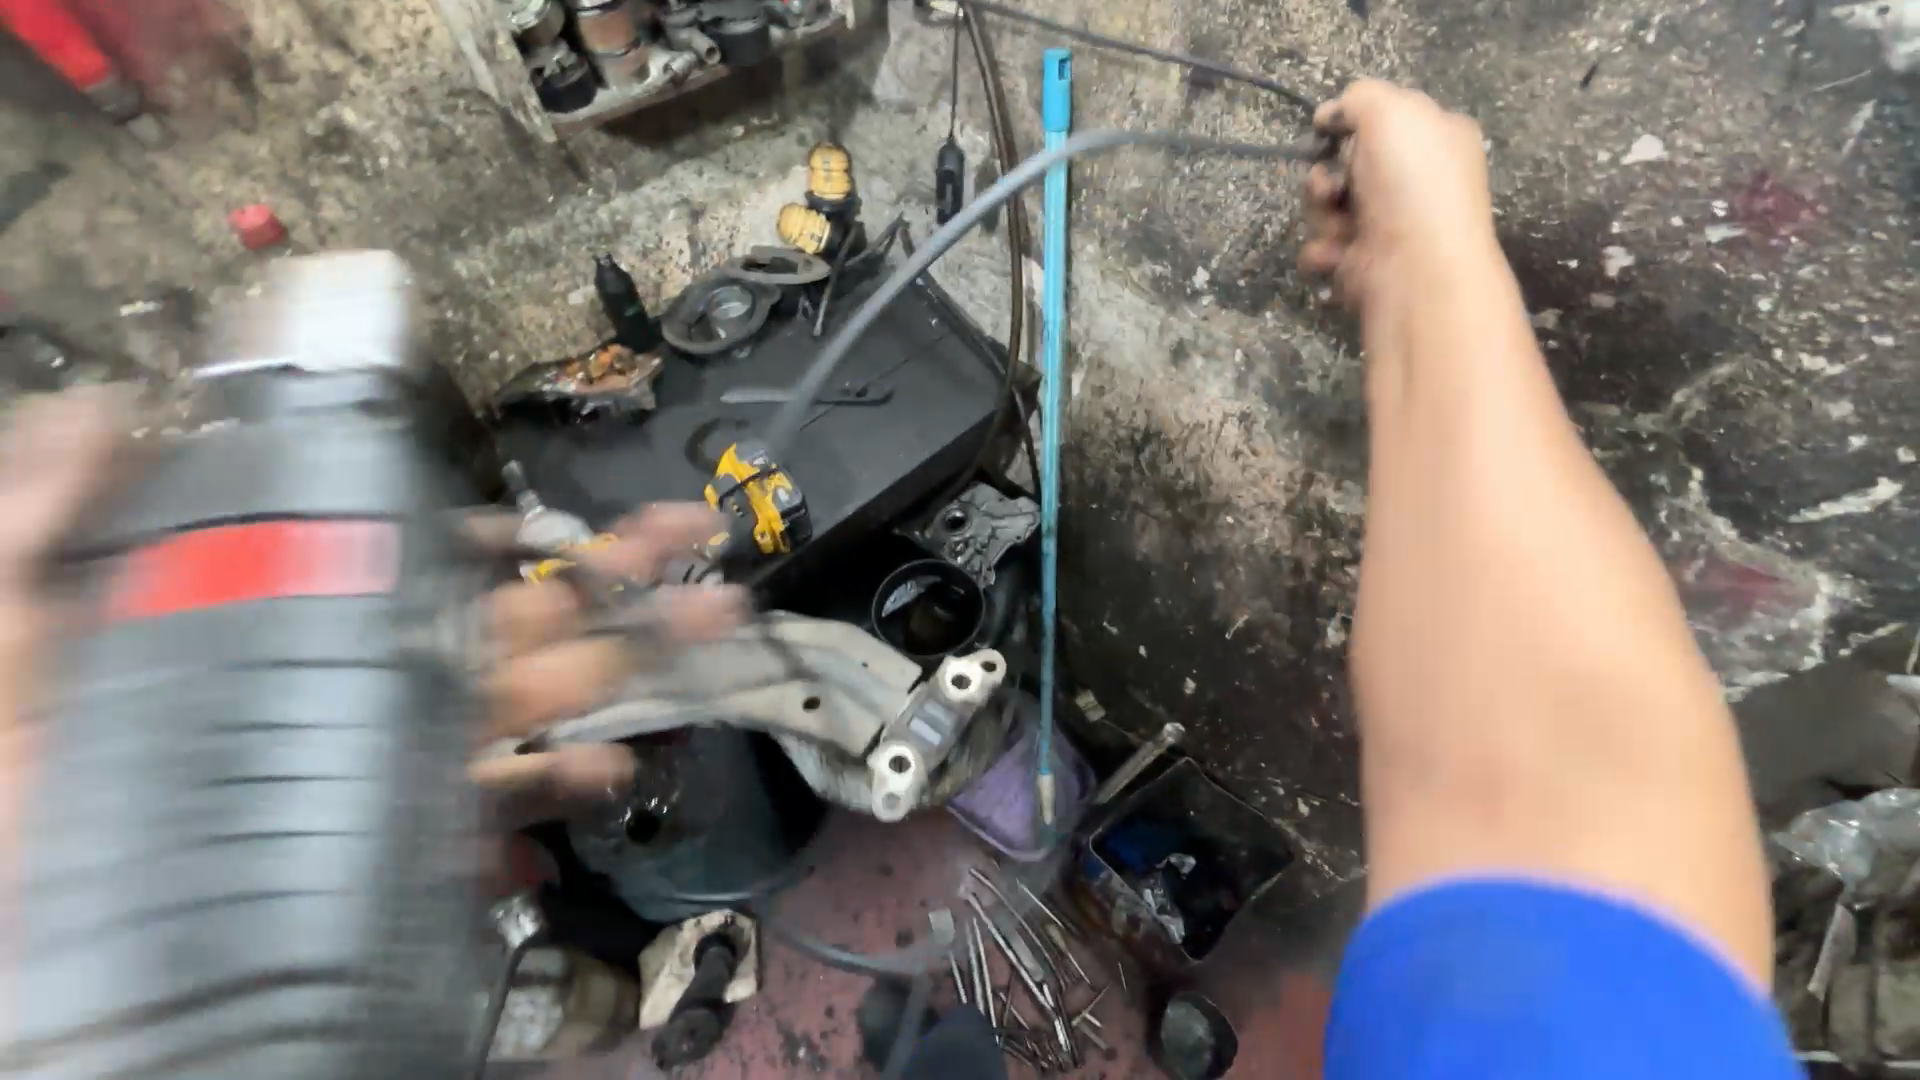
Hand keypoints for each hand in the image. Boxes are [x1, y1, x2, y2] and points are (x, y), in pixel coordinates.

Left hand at [0, 390, 745, 856]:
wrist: (37, 891)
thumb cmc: (24, 753)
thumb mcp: (16, 612)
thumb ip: (52, 508)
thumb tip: (109, 406)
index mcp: (328, 618)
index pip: (447, 561)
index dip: (528, 536)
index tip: (583, 505)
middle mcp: (393, 677)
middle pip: (535, 616)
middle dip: (628, 574)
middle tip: (699, 534)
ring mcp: (410, 750)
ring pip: (548, 691)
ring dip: (634, 657)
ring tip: (712, 618)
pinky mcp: (407, 822)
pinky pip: (504, 797)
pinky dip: (562, 783)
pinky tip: (610, 765)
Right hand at [1298, 80, 1501, 312]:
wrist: (1414, 265)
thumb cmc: (1410, 183)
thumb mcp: (1390, 113)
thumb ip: (1358, 99)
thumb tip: (1328, 113)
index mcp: (1433, 139)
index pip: (1383, 121)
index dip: (1350, 125)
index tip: (1326, 131)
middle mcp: (1412, 181)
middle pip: (1345, 168)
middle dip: (1325, 178)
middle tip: (1329, 188)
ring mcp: (1386, 225)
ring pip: (1328, 210)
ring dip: (1320, 217)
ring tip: (1337, 228)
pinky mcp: (1362, 262)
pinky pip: (1324, 248)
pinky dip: (1322, 251)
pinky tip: (1335, 254)